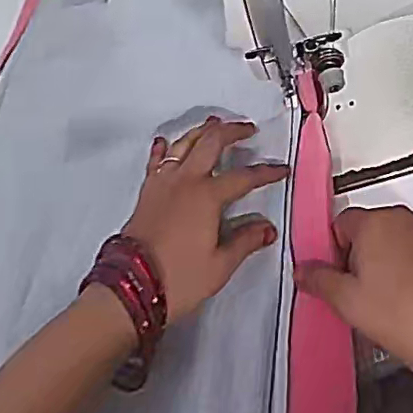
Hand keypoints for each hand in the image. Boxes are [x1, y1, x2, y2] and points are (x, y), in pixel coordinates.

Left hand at [122, 117, 289, 324]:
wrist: (130, 288)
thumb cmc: (178, 278)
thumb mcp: (219, 266)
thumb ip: (245, 241)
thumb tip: (267, 229)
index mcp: (208, 196)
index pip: (244, 177)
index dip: (266, 172)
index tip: (282, 170)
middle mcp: (186, 181)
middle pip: (212, 142)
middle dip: (233, 131)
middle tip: (248, 129)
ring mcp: (163, 183)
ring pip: (184, 144)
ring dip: (201, 131)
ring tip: (214, 124)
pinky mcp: (147, 191)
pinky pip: (156, 161)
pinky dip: (163, 148)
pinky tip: (165, 142)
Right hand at [296, 207, 412, 378]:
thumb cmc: (402, 315)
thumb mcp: (345, 300)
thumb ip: (318, 278)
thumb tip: (305, 271)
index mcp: (373, 222)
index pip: (340, 223)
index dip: (335, 250)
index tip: (338, 272)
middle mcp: (401, 218)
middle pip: (367, 227)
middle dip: (359, 252)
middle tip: (360, 286)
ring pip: (393, 235)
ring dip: (385, 256)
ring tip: (385, 292)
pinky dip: (409, 261)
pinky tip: (406, 291)